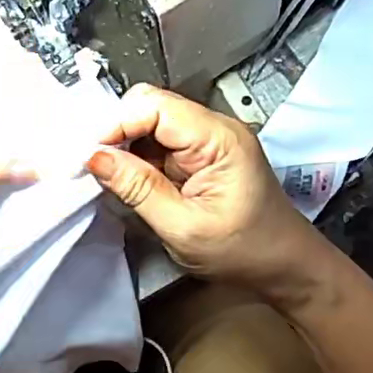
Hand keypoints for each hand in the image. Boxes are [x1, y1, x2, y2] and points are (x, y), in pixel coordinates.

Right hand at [88, 84, 329, 295]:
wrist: (284, 265)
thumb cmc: (245, 251)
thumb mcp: (183, 227)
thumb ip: (138, 189)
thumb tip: (96, 158)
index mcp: (219, 139)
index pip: (155, 106)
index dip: (117, 123)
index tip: (89, 153)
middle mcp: (215, 129)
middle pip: (151, 107)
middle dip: (117, 132)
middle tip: (92, 165)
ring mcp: (208, 142)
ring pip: (151, 125)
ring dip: (126, 148)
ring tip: (107, 177)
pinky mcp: (201, 157)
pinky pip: (160, 146)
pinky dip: (138, 160)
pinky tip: (127, 181)